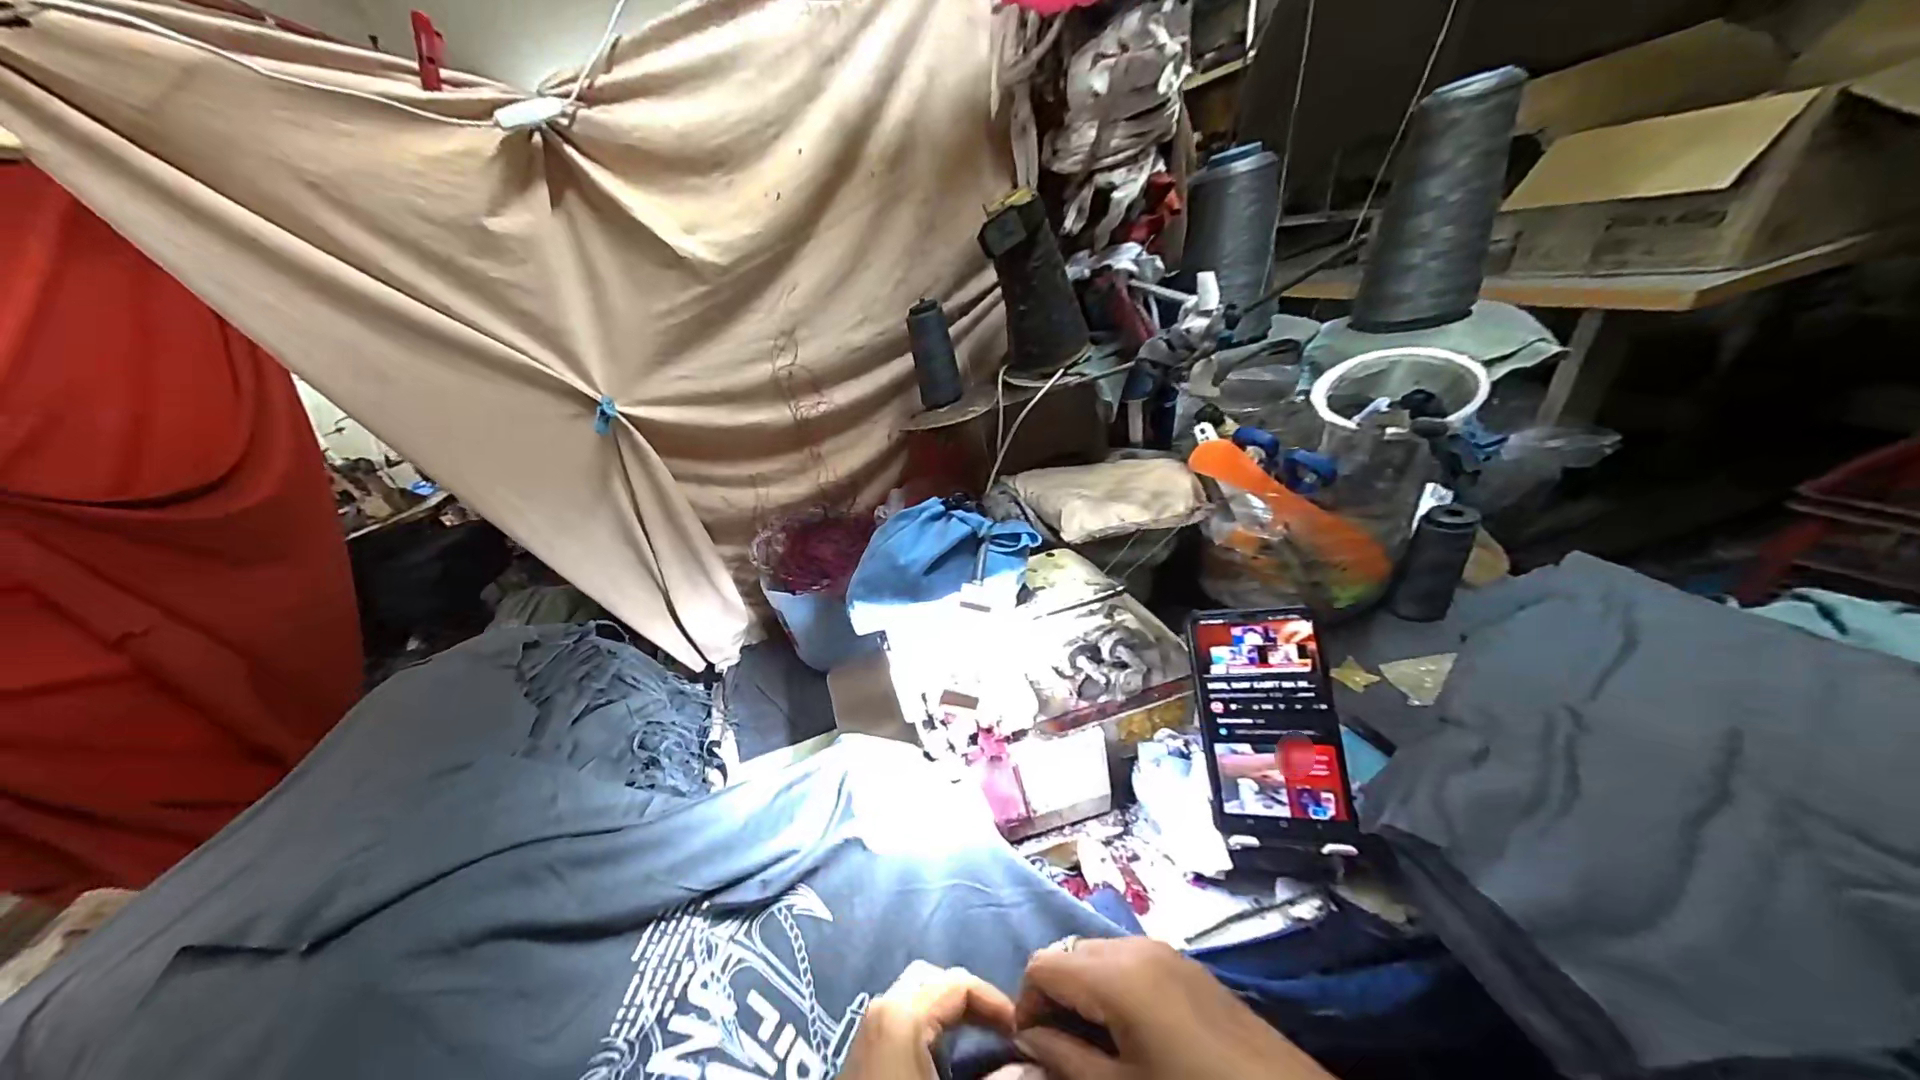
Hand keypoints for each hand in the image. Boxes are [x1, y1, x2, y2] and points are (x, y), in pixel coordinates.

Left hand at [838, 961, 1016, 1079]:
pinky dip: (930, 1023)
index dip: (997, 1002)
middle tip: (1002, 1032)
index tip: (1024, 1034)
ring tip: (982, 1041)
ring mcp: (868, 1030)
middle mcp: (882, 1009)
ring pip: (916, 995)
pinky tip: (948, 1057)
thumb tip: (1039, 1066)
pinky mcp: (864, 1053)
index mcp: (903, 1014)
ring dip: (950, 1010)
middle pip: (934, 979)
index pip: (959, 982)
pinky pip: (902, 1016)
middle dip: (971, 999)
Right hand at [1013, 937, 1333, 1079]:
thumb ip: (1064, 1060)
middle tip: (1060, 1050)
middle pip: (1068, 954)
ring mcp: (1165, 951)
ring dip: (1082, 990)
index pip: (1042, 965)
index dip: (1026, 1005)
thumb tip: (1026, 1039)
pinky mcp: (1186, 965)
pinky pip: (1128, 960)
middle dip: (1054, 996)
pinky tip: (1129, 1031)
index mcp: (1114, 971)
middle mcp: (1135, 945)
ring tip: (1093, 1043)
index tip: (1032, 1049)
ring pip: (1097, 954)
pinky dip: (1111, 986)